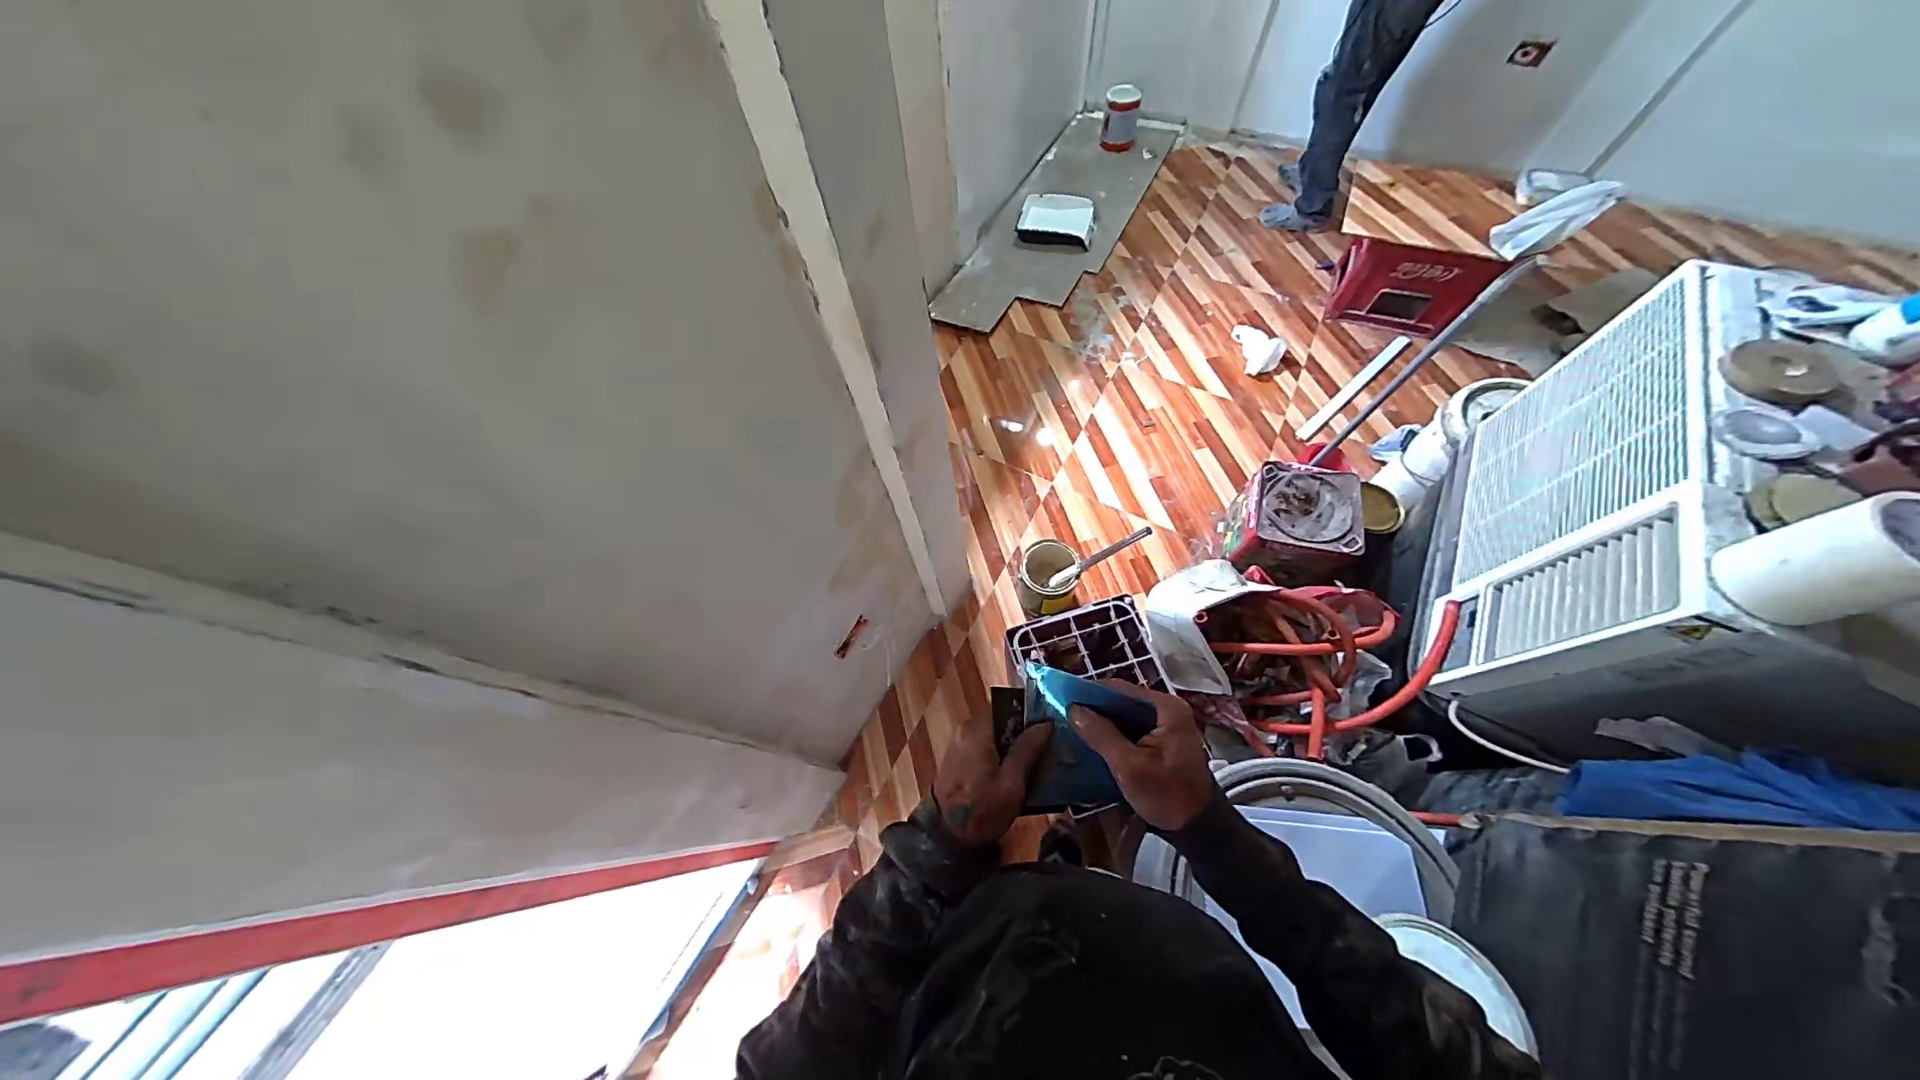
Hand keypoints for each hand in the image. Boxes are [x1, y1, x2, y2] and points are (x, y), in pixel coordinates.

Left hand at [931, 713, 1052, 847]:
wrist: (946, 838)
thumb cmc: (982, 811)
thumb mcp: (1012, 783)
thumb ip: (1027, 749)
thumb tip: (1045, 723)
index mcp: (977, 729)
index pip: (1008, 706)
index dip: (1031, 715)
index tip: (1051, 728)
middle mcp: (965, 729)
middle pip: (1002, 721)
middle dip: (1025, 733)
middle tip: (1049, 748)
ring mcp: (959, 743)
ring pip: (995, 735)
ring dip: (1014, 746)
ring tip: (1039, 761)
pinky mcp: (958, 758)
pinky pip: (986, 747)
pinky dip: (1001, 755)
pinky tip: (1018, 772)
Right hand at [1069, 681, 1215, 830]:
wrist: (1198, 827)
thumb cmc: (1167, 796)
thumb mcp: (1129, 767)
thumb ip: (1102, 735)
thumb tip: (1074, 710)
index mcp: (1166, 708)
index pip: (1120, 689)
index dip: (1090, 693)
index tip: (1064, 700)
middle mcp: (1167, 709)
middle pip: (1122, 700)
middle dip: (1094, 709)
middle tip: (1065, 716)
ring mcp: (1166, 724)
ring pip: (1125, 714)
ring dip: (1102, 722)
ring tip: (1074, 727)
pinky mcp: (1161, 739)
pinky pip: (1131, 728)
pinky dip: (1113, 733)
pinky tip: (1093, 741)